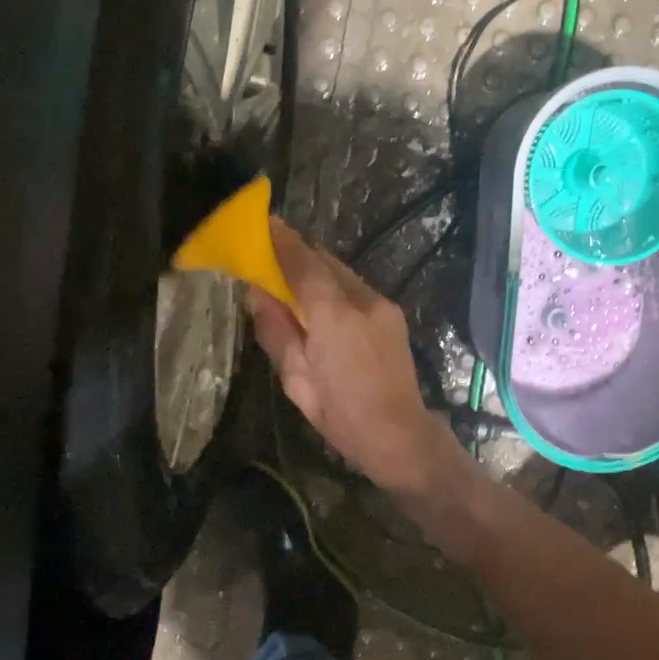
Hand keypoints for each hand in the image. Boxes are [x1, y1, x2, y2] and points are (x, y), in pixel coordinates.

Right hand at [247, 219, 469, 496]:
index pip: (303, 265)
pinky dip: (334, 285)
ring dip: (316, 269)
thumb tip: (258, 293)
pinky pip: (355, 288)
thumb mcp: (296, 380)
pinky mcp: (392, 314)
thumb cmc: (341, 416)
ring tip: (290, 276)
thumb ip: (276, 331)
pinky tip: (320, 302)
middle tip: (269, 251)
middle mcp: (362, 300)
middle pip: (325, 262)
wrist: (401, 436)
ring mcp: (382, 305)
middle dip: (297, 253)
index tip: (262, 223)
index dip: (282, 242)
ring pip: (342, 273)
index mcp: (334, 318)